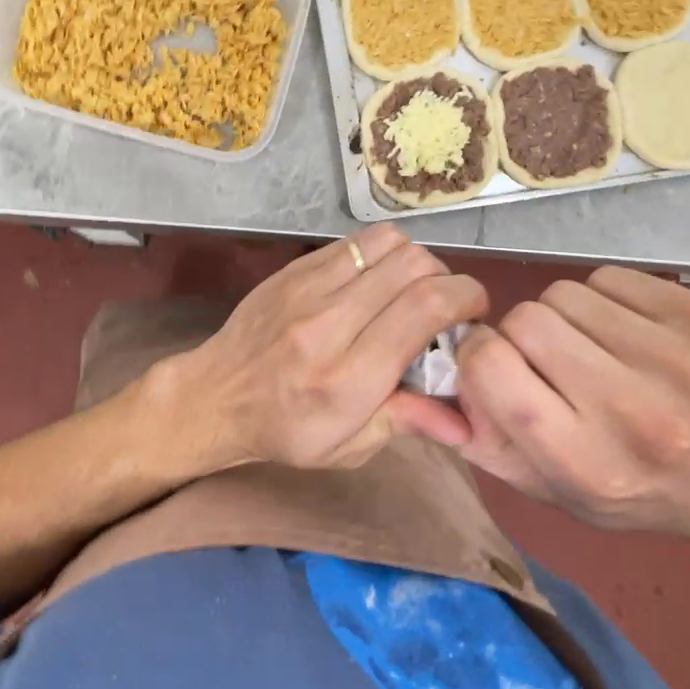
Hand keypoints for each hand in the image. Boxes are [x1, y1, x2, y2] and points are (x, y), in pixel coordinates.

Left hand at [152, 224, 487, 470]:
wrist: (216, 396)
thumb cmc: (285, 431)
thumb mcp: (347, 447)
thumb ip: (407, 423)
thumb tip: (469, 421)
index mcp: (347, 378)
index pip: (424, 310)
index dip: (466, 299)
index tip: (474, 314)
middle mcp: (329, 324)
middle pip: (414, 268)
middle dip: (447, 281)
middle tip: (445, 307)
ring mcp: (307, 288)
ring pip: (388, 244)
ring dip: (416, 262)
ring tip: (412, 290)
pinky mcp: (293, 270)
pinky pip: (356, 241)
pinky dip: (381, 254)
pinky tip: (377, 280)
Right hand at [454, 267, 689, 552]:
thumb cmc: (630, 490)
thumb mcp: (545, 487)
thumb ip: (474, 439)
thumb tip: (404, 393)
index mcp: (584, 460)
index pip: (490, 365)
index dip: (478, 356)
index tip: (495, 368)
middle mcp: (635, 411)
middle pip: (526, 320)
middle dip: (521, 335)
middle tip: (547, 363)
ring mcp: (680, 362)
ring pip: (564, 293)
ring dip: (561, 316)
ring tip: (590, 352)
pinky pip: (611, 278)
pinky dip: (603, 300)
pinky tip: (626, 337)